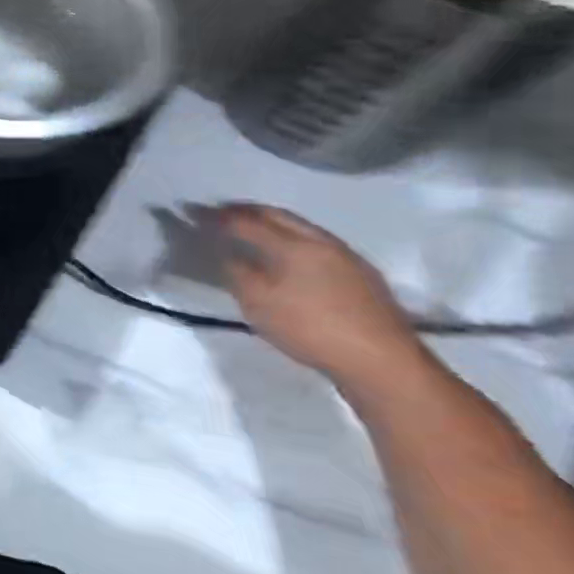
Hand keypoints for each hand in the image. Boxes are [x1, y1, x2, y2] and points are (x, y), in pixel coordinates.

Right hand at [217, 204, 422, 383]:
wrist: (383, 362)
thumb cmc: (309, 328)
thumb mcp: (257, 301)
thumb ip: (235, 270)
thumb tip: (224, 250)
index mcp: (293, 245)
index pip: (244, 221)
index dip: (214, 215)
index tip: (190, 211)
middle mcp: (321, 242)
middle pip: (277, 215)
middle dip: (244, 210)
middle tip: (218, 212)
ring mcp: (347, 257)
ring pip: (300, 226)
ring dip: (270, 222)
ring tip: (248, 229)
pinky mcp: (361, 274)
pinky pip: (316, 242)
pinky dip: (291, 237)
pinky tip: (285, 253)